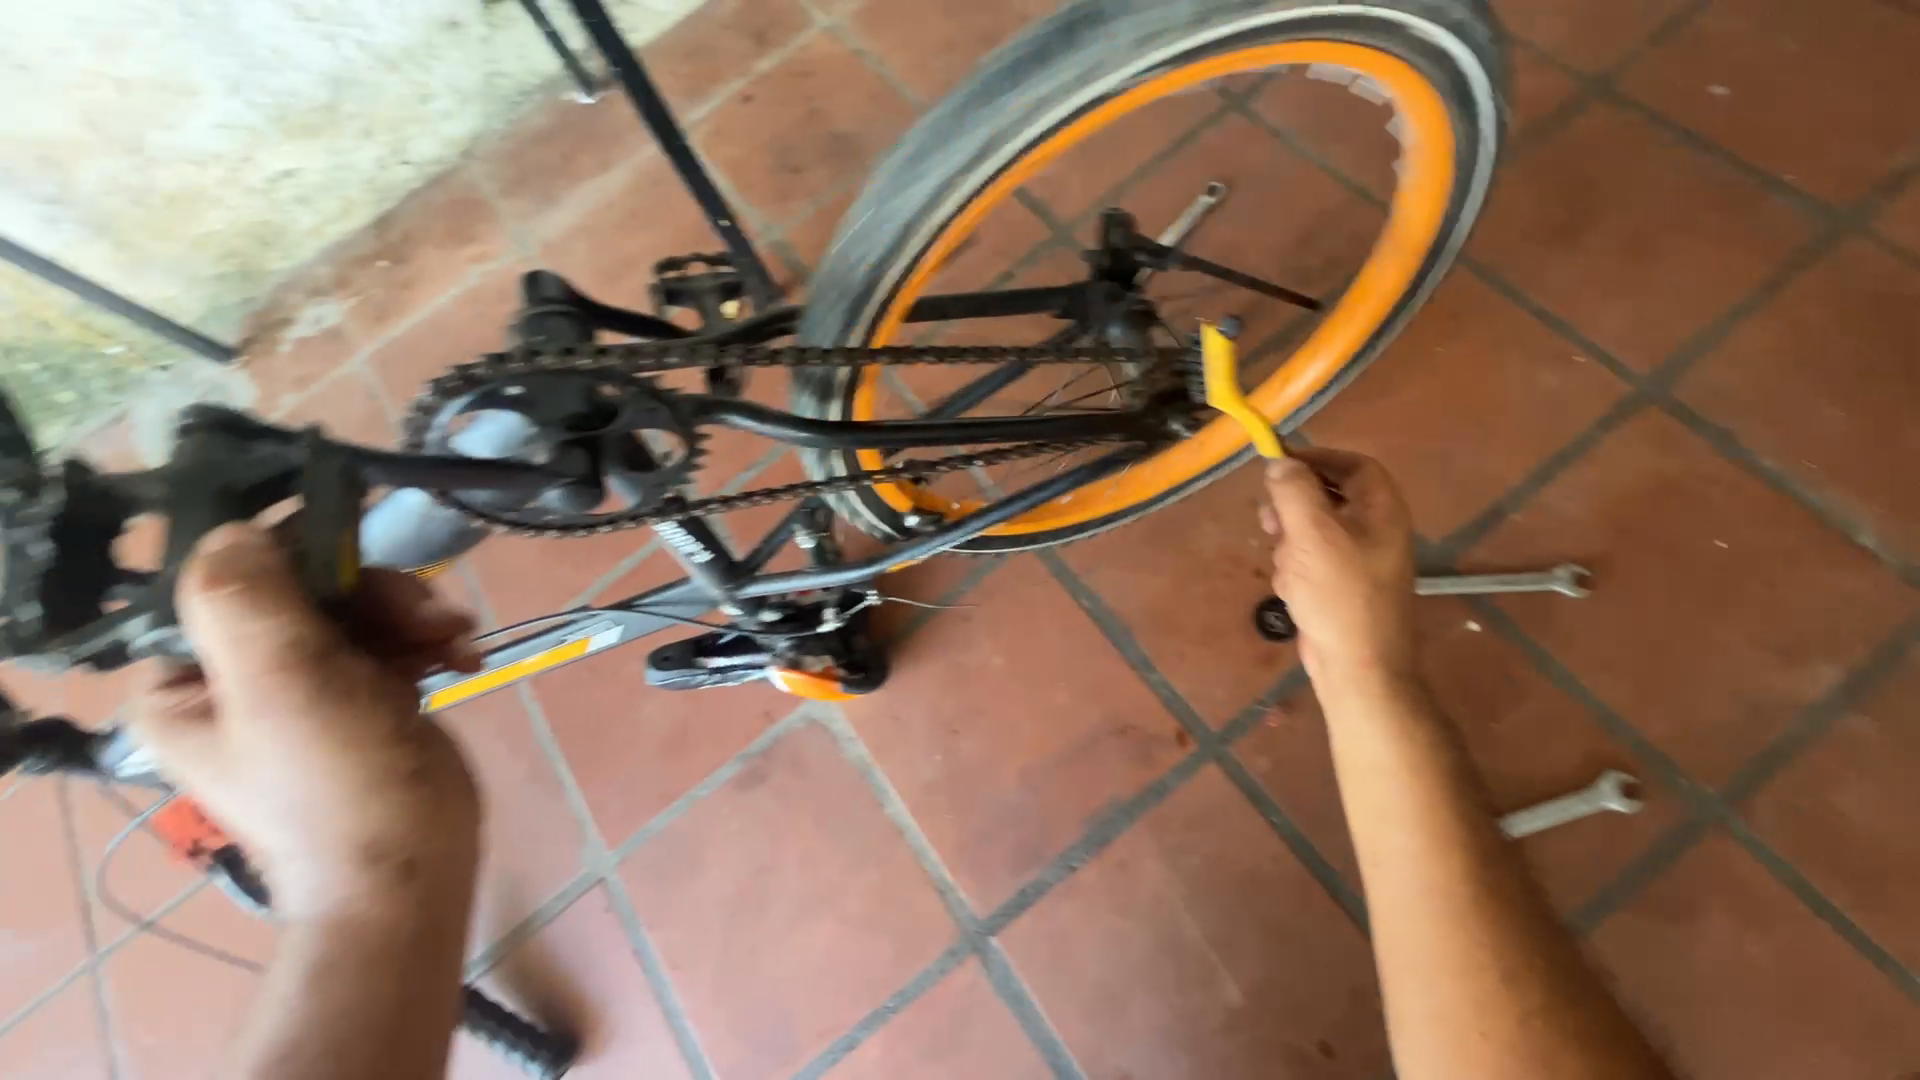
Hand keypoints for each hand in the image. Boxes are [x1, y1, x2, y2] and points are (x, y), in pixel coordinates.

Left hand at [129, 523, 485, 920]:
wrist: (410, 861)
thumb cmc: (336, 780)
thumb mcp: (281, 685)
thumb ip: (248, 601)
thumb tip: (238, 527)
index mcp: (190, 677)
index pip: (234, 580)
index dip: (299, 557)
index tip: (361, 561)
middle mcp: (244, 675)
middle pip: (314, 589)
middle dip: (381, 595)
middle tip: (431, 617)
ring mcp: (314, 686)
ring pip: (367, 610)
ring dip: (419, 615)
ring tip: (458, 640)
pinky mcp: (373, 694)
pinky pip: (400, 640)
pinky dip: (435, 641)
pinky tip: (463, 660)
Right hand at [1260, 448, 1417, 685]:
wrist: (1358, 665)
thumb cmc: (1338, 594)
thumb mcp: (1311, 534)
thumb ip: (1293, 491)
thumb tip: (1279, 462)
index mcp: (1381, 510)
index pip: (1353, 465)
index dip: (1317, 459)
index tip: (1278, 465)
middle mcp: (1375, 530)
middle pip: (1328, 497)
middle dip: (1293, 507)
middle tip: (1268, 520)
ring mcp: (1358, 560)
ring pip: (1312, 531)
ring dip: (1289, 542)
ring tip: (1284, 564)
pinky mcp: (1341, 586)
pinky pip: (1310, 561)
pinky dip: (1294, 568)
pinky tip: (1291, 589)